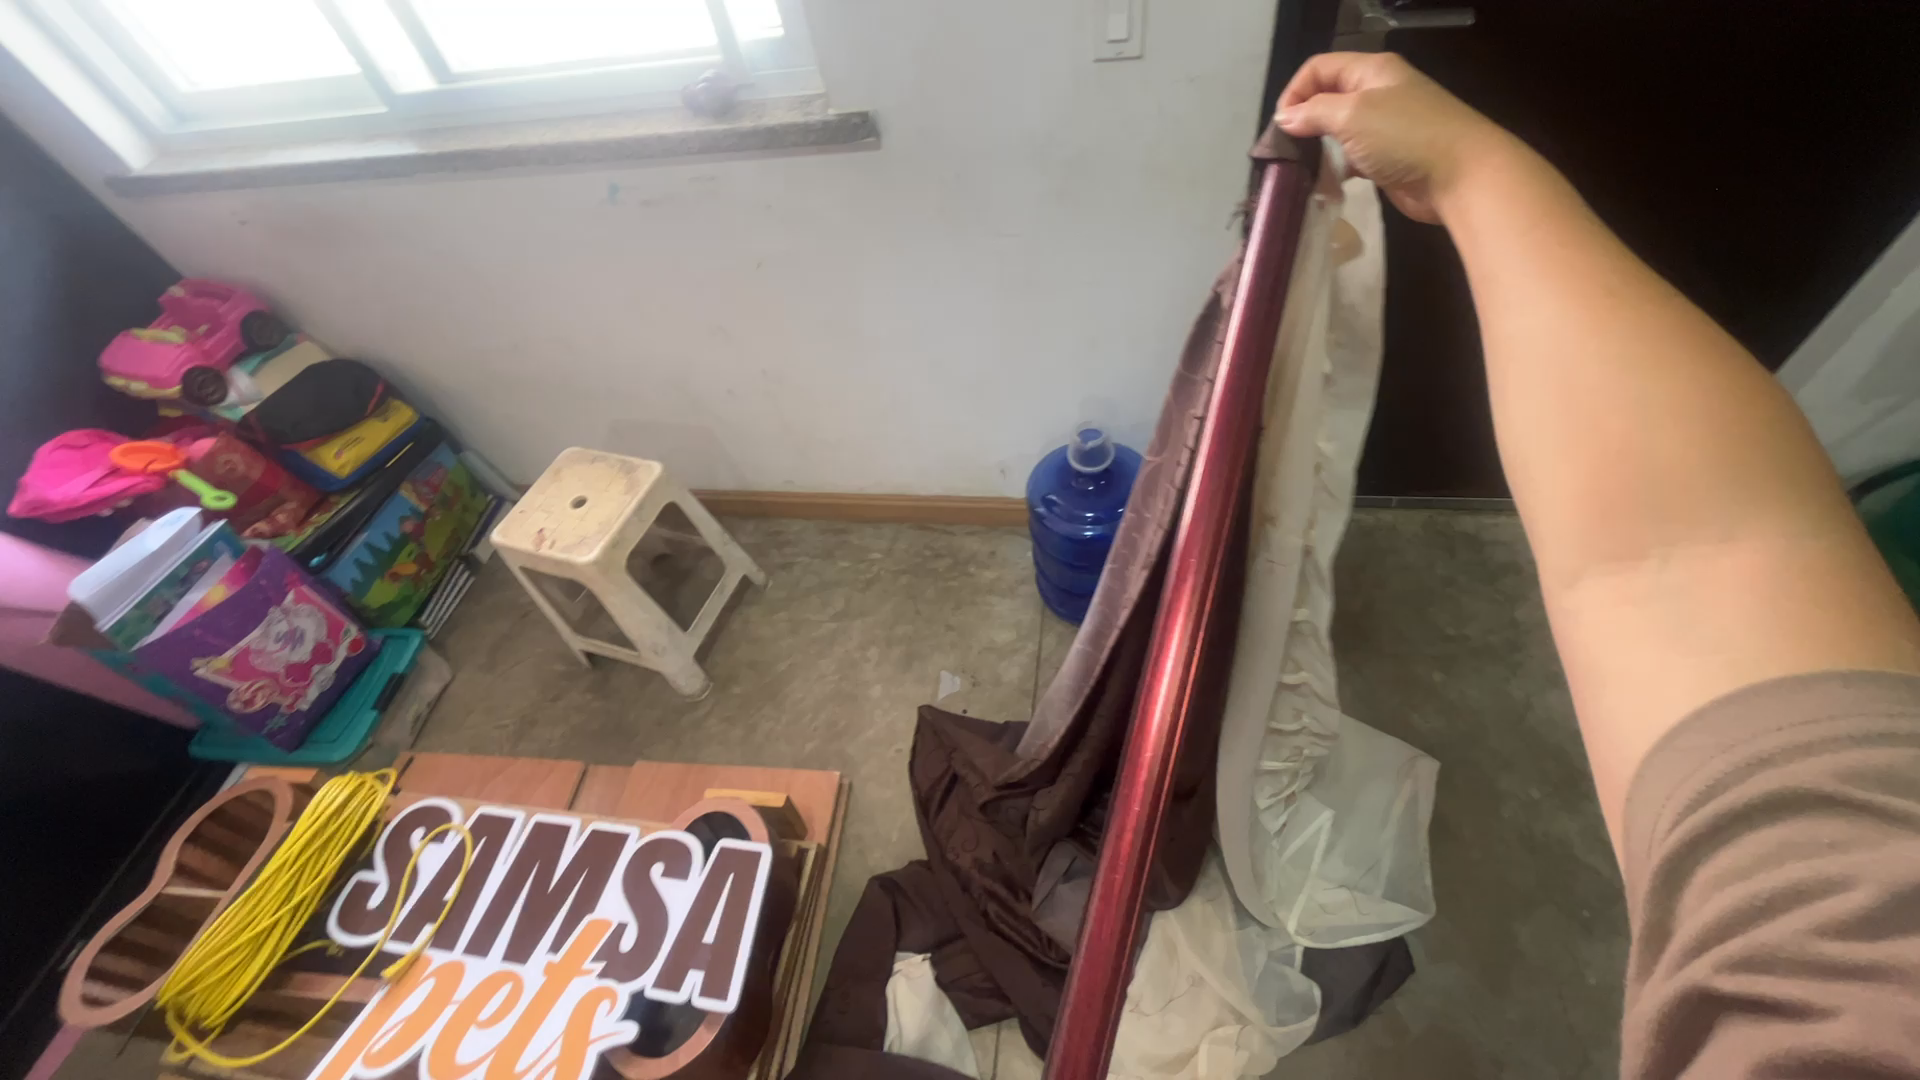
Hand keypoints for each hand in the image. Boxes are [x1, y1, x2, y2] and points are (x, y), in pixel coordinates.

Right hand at [1276, 52, 1507, 223]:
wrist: (1456, 175)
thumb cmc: (1405, 136)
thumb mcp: (1353, 115)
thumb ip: (1313, 113)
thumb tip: (1284, 118)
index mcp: (1371, 71)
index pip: (1319, 68)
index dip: (1294, 92)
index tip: (1280, 127)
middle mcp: (1376, 93)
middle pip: (1325, 98)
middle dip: (1301, 120)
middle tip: (1284, 150)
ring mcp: (1381, 126)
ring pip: (1334, 130)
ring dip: (1315, 147)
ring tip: (1299, 168)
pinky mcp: (1383, 157)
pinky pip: (1347, 157)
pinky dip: (1332, 168)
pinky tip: (1323, 183)